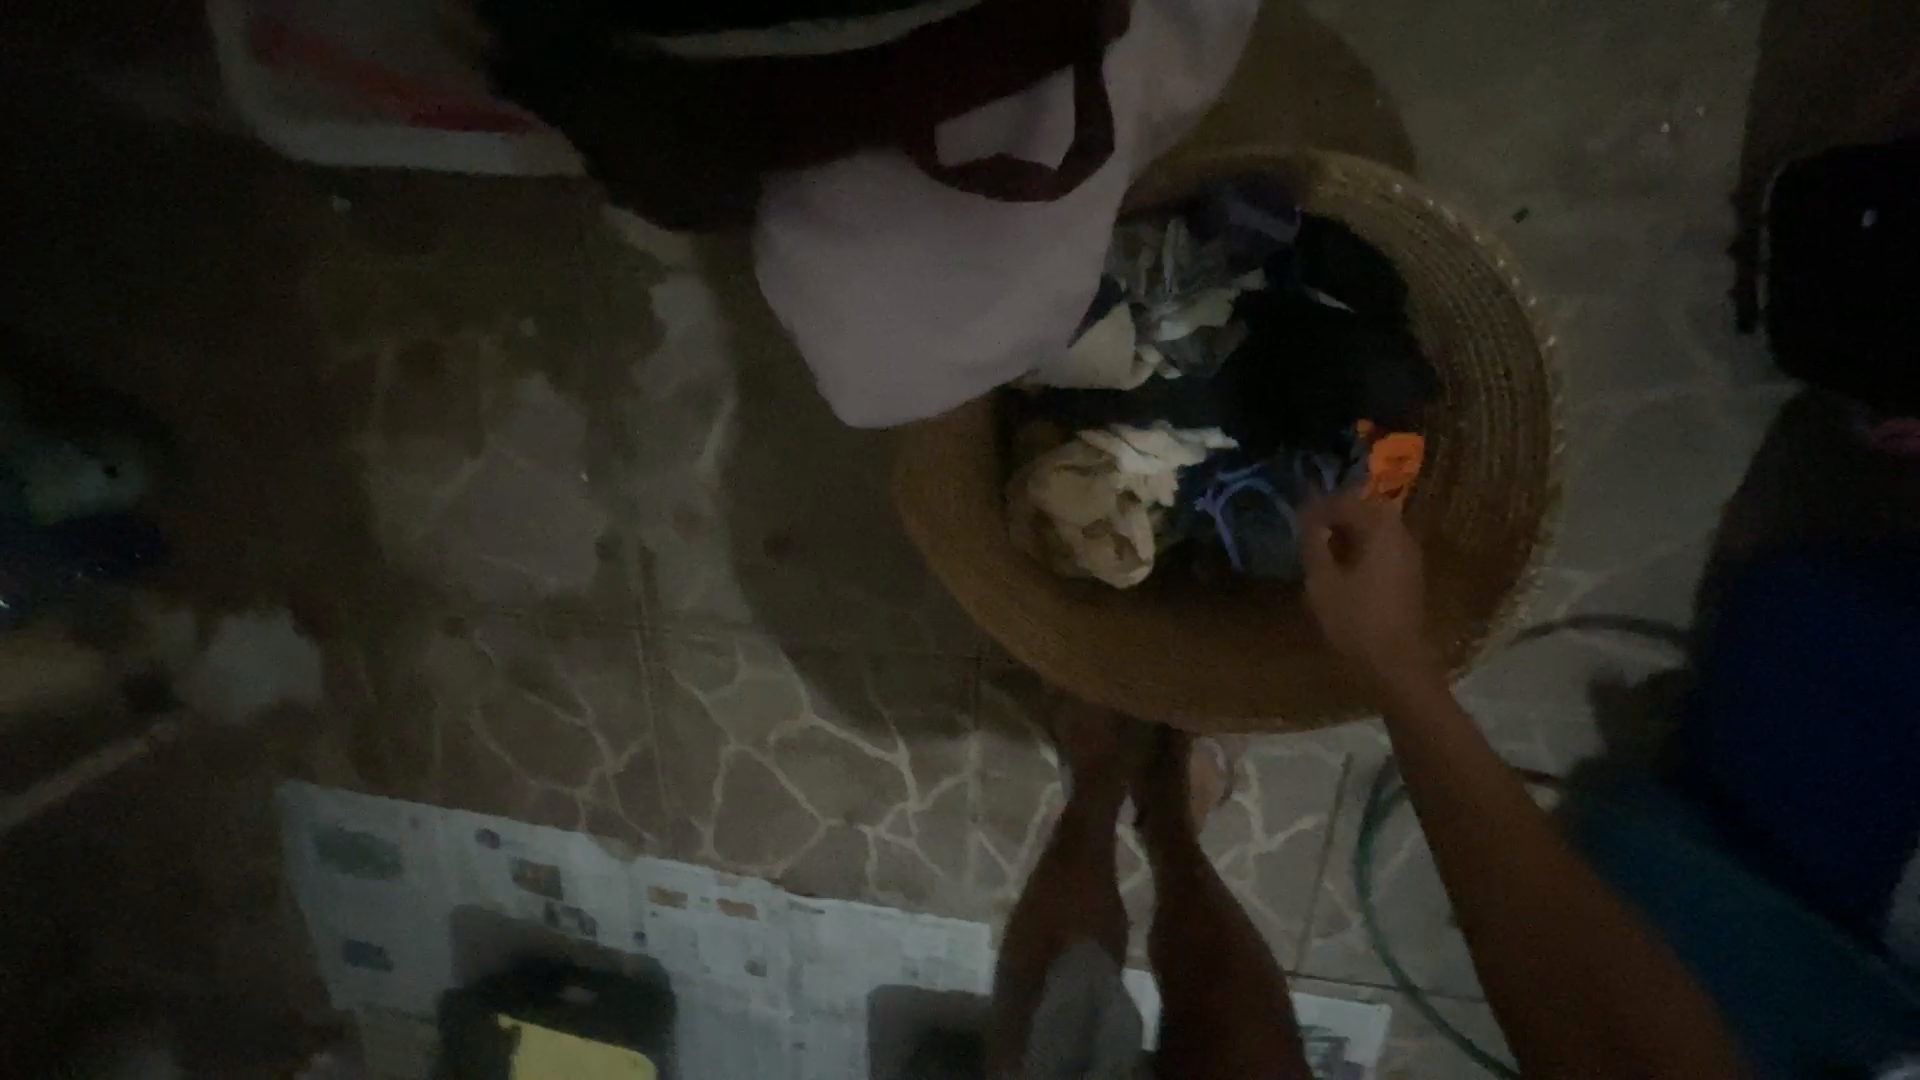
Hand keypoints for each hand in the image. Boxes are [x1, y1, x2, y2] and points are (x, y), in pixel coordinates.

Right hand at [1300, 493, 1438, 690]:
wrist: (1394, 662)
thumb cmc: (1354, 618)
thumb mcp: (1322, 579)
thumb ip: (1313, 543)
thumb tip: (1307, 518)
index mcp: (1381, 529)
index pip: (1346, 502)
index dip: (1317, 507)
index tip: (1294, 518)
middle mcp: (1400, 535)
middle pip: (1365, 511)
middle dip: (1334, 517)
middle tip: (1307, 531)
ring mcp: (1408, 556)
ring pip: (1374, 531)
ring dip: (1347, 534)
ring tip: (1319, 549)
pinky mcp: (1407, 575)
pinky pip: (1381, 548)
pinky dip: (1359, 549)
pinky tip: (1339, 568)